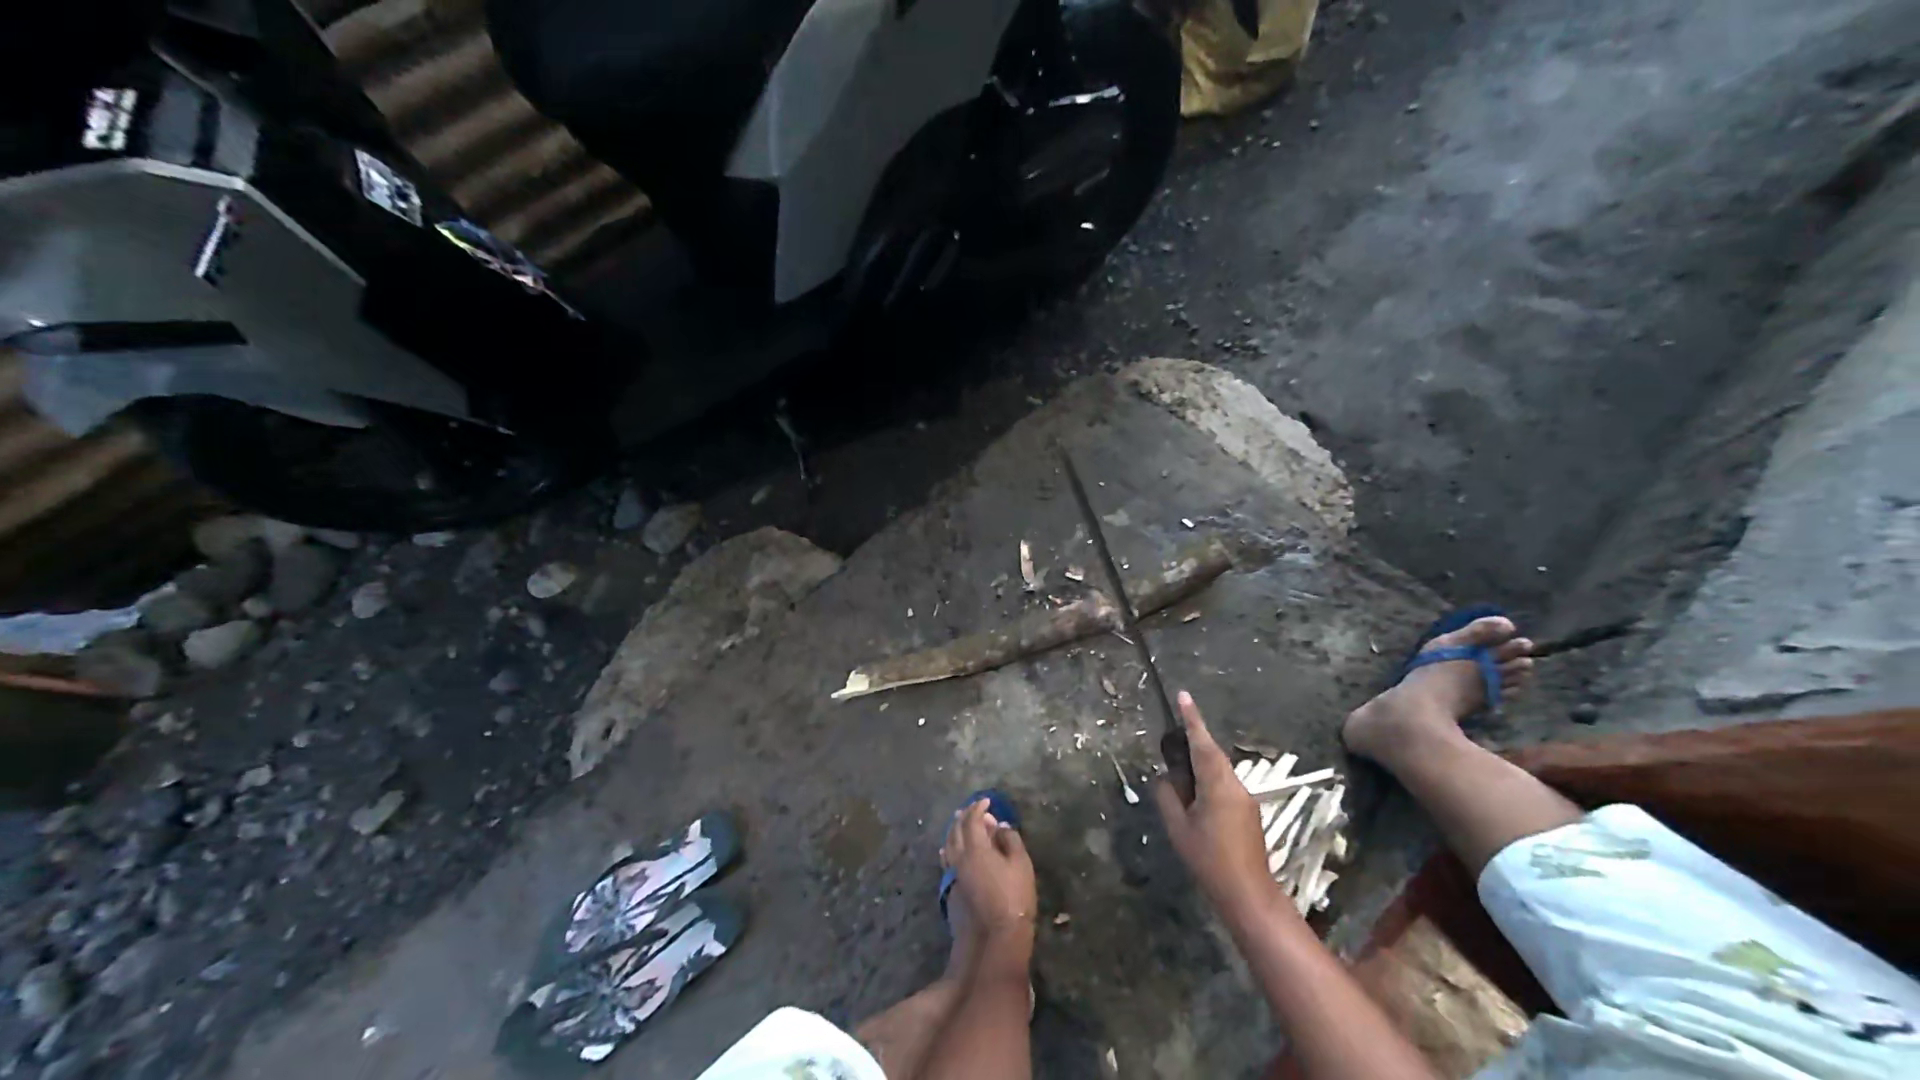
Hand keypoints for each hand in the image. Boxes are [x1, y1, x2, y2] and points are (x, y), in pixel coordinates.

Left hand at [942, 799, 1037, 941]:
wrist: (994, 939)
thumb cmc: (1013, 898)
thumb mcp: (1020, 865)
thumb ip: (1010, 840)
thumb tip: (999, 826)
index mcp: (975, 848)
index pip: (972, 820)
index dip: (978, 808)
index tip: (986, 801)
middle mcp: (958, 857)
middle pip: (956, 830)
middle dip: (964, 816)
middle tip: (971, 809)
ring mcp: (952, 874)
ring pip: (949, 844)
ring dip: (954, 831)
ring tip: (959, 823)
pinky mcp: (950, 890)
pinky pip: (947, 861)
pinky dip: (949, 848)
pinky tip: (948, 850)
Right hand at [1153, 691, 1278, 920]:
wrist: (1248, 894)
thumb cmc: (1209, 860)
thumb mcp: (1178, 828)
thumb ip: (1168, 796)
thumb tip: (1166, 779)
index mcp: (1218, 784)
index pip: (1202, 743)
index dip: (1192, 718)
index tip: (1184, 696)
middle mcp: (1236, 785)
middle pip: (1211, 755)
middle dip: (1192, 745)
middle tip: (1170, 745)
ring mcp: (1245, 799)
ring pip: (1217, 772)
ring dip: (1199, 768)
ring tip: (1178, 782)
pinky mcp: (1247, 813)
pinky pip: (1223, 786)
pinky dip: (1207, 783)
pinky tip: (1194, 802)